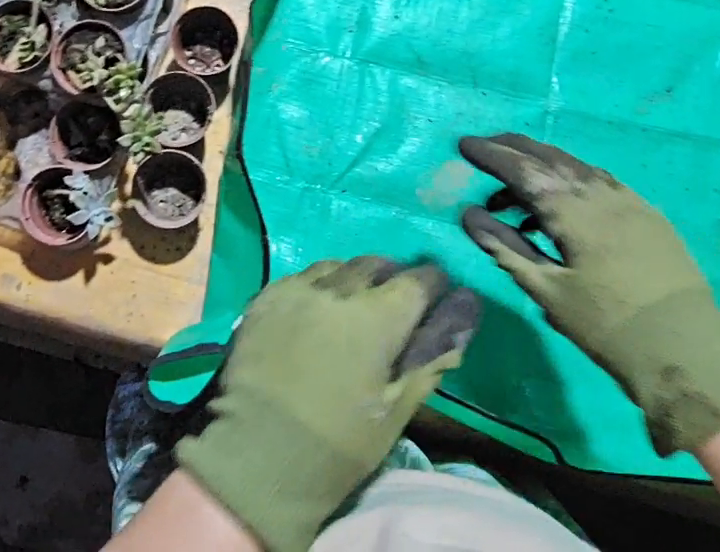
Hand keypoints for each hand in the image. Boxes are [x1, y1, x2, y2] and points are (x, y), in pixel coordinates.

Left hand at [175, 257, 480, 551]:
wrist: (259, 454)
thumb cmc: (338, 442)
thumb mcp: (397, 409)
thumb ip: (430, 360)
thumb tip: (460, 324)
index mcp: (378, 317)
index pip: (419, 280)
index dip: (434, 285)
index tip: (438, 296)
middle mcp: (338, 290)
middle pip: (376, 265)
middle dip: (392, 278)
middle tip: (394, 305)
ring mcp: (297, 289)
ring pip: (337, 266)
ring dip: (353, 278)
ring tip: (353, 305)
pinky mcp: (265, 297)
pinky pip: (301, 278)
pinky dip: (317, 286)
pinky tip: (316, 310)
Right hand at [459, 133, 719, 455]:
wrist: (688, 349)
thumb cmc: (607, 324)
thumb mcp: (546, 290)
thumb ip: (505, 247)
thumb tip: (469, 214)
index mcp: (570, 210)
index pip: (521, 169)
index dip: (490, 155)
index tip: (463, 145)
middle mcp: (598, 193)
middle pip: (548, 157)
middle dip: (513, 147)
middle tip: (485, 145)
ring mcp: (628, 200)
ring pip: (576, 165)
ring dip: (542, 161)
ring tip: (517, 178)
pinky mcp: (647, 213)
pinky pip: (600, 179)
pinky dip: (572, 176)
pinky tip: (564, 192)